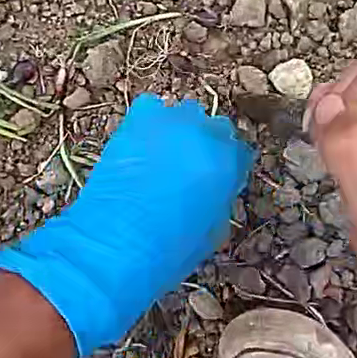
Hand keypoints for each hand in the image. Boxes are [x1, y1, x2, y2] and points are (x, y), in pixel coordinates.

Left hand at [0, 95, 252, 356]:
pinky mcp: (138, 119)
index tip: (219, 178)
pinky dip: (151, 120)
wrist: (115, 244)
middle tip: (192, 168)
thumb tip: (217, 189)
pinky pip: (152, 108)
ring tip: (166, 154)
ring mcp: (171, 122)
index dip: (229, 166)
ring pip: (186, 113)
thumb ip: (222, 200)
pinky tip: (144, 142)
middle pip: (216, 127)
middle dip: (208, 145)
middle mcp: (204, 134)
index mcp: (228, 162)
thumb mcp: (214, 232)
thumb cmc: (169, 248)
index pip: (241, 151)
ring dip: (181, 130)